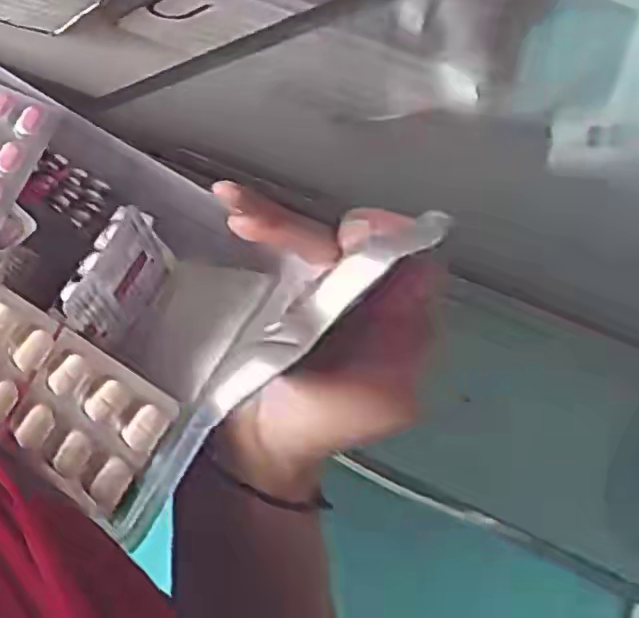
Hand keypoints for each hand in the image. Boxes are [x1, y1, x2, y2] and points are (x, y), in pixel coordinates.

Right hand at [210, 182, 440, 497]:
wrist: (248, 439)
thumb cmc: (312, 423)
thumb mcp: (372, 397)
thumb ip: (398, 344)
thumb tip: (412, 276)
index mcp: (390, 317)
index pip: (396, 256)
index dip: (376, 234)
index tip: (339, 230)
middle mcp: (353, 290)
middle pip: (334, 238)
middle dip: (292, 222)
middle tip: (243, 219)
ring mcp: (306, 283)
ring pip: (298, 233)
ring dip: (264, 211)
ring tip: (227, 199)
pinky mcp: (264, 280)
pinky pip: (265, 243)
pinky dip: (248, 218)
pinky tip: (226, 208)